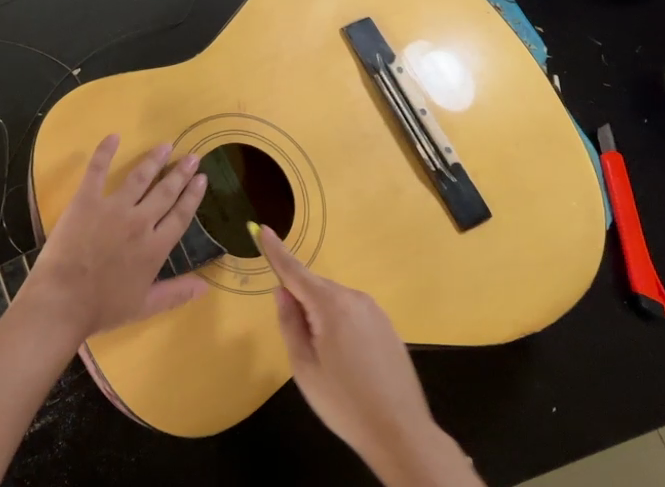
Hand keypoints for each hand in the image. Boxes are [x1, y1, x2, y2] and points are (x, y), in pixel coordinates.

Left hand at [18, 135, 209, 344]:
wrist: (63, 301)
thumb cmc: (103, 307)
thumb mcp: (144, 306)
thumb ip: (176, 293)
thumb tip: (206, 287)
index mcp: (155, 248)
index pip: (180, 216)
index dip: (192, 196)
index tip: (202, 179)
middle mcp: (140, 223)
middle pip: (165, 192)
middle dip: (181, 173)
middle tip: (193, 156)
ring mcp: (113, 208)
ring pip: (139, 178)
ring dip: (154, 160)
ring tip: (166, 145)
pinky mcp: (86, 201)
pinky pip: (97, 170)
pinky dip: (105, 152)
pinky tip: (113, 136)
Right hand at [254, 225, 481, 486]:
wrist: (401, 433)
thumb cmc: (344, 402)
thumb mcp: (304, 366)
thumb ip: (290, 322)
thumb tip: (283, 291)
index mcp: (331, 306)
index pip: (295, 271)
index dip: (276, 252)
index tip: (263, 230)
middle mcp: (355, 299)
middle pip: (316, 288)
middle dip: (301, 302)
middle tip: (301, 344)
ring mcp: (375, 312)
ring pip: (335, 302)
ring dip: (322, 317)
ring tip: (327, 361)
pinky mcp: (388, 327)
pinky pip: (353, 314)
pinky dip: (340, 325)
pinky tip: (347, 361)